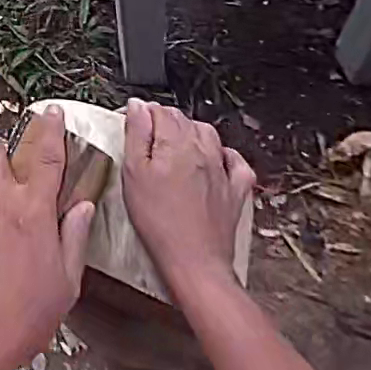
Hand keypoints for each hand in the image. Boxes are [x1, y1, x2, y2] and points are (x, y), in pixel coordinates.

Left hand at [0, 105, 96, 369]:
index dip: (52, 129)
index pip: (47, 155)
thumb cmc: (24, 310)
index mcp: (34, 208)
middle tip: (16, 155)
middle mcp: (2, 200)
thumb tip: (82, 210)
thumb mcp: (67, 279)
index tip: (53, 113)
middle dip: (7, 147)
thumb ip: (74, 236)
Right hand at [122, 98, 256, 292]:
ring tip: (175, 146)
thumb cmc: (159, 222)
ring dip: (190, 132)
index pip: (160, 110)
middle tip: (147, 138)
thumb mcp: (133, 173)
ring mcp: (222, 169)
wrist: (194, 263)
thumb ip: (135, 134)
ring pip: (207, 133)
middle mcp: (202, 149)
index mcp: (176, 142)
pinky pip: (236, 162)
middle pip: (183, 119)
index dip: (144, 113)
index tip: (134, 123)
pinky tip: (215, 160)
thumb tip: (137, 106)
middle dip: (164, 121)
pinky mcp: (235, 190)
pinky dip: (225, 155)